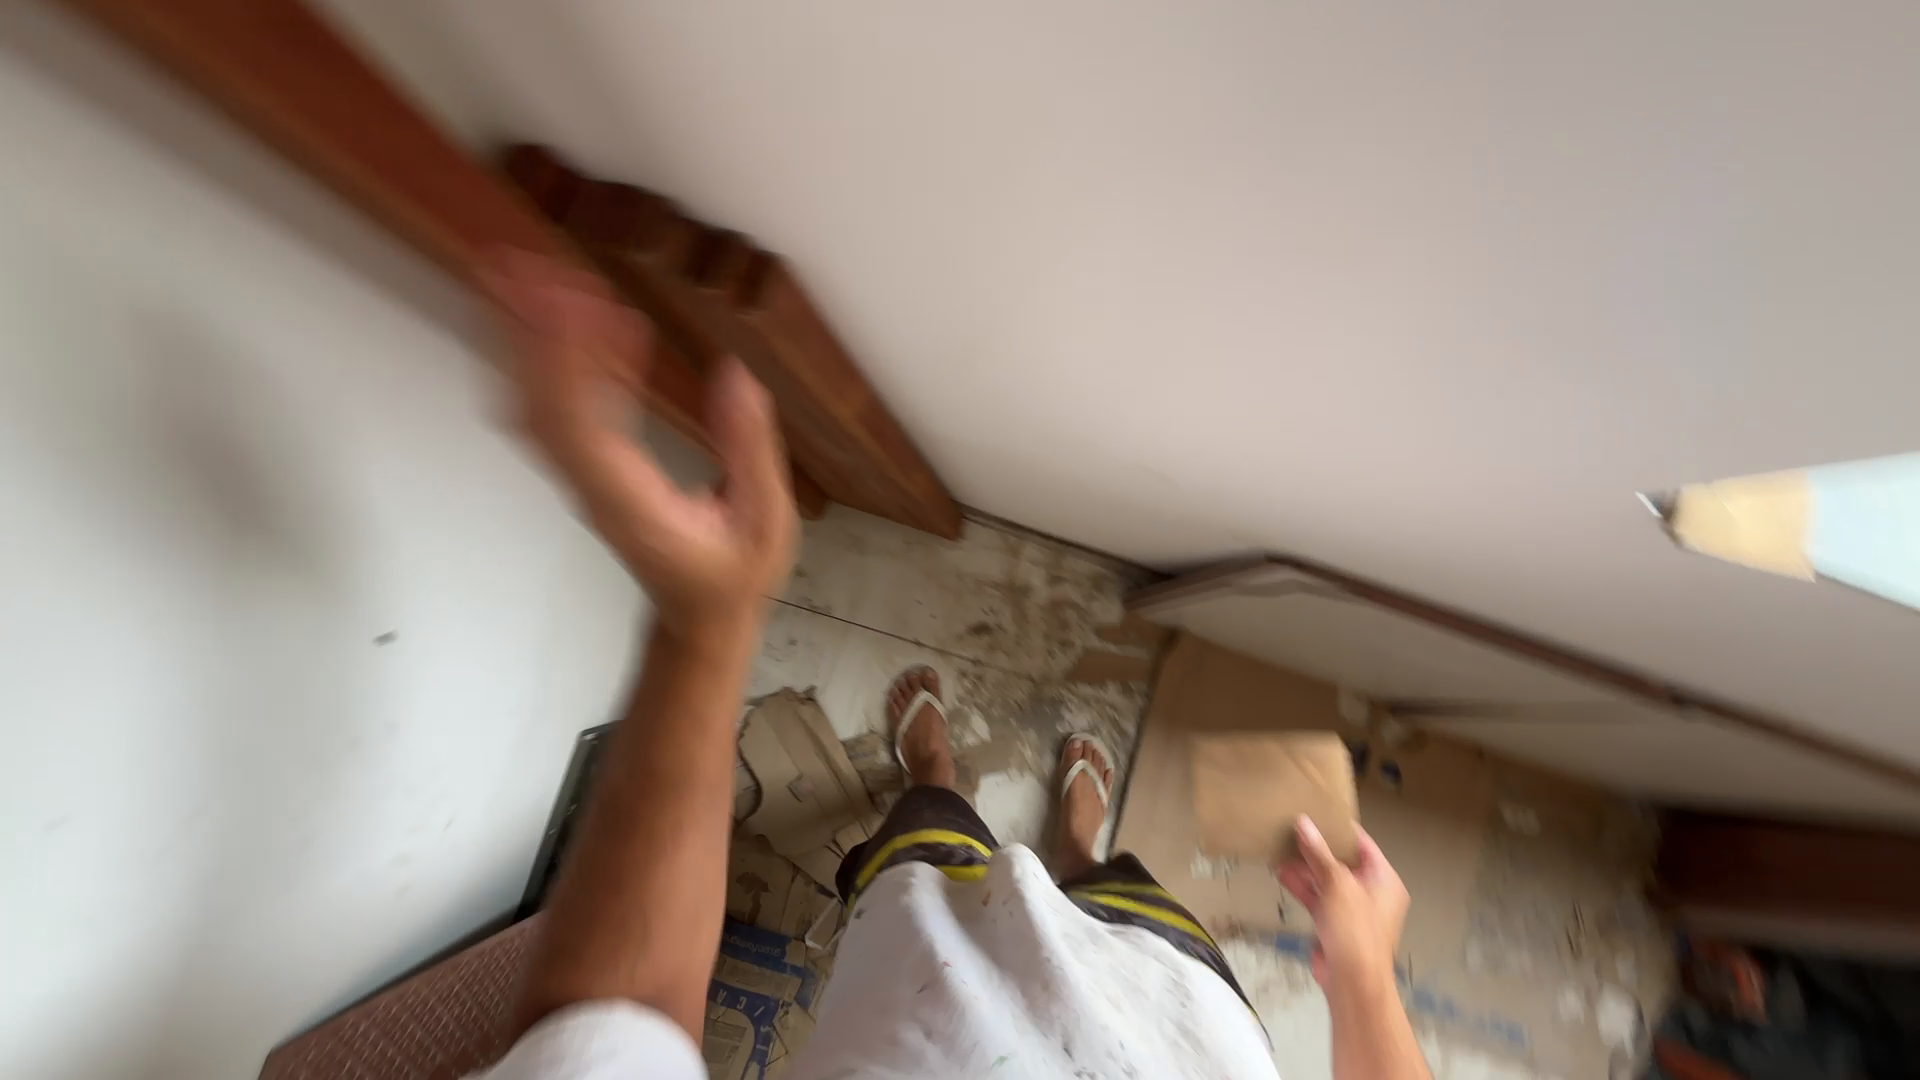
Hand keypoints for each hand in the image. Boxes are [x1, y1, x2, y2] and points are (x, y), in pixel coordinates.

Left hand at [481, 250, 797, 636]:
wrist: (699, 620)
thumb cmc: (733, 579)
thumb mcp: (765, 521)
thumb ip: (751, 451)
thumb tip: (735, 375)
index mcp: (631, 499)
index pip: (579, 423)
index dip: (567, 358)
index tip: (577, 299)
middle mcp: (593, 486)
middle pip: (535, 405)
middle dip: (524, 332)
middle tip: (524, 264)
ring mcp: (586, 480)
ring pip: (536, 405)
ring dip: (528, 340)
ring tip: (540, 276)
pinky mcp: (592, 474)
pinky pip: (562, 413)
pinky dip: (564, 363)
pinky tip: (592, 325)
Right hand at [1277, 818, 1408, 998]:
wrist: (1352, 980)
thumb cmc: (1355, 928)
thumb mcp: (1336, 883)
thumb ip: (1318, 852)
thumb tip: (1303, 822)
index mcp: (1384, 879)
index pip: (1361, 843)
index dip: (1339, 827)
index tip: (1316, 811)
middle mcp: (1371, 891)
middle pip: (1341, 860)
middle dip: (1316, 848)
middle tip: (1291, 828)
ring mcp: (1352, 908)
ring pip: (1326, 879)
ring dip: (1305, 867)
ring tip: (1280, 848)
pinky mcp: (1335, 922)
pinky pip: (1318, 897)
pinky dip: (1302, 886)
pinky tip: (1281, 873)